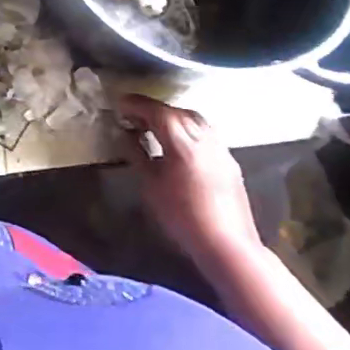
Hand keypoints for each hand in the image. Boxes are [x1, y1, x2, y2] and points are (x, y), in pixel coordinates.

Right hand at [118, 94, 262, 274]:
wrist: (228, 246)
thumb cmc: (182, 217)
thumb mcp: (151, 186)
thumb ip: (137, 154)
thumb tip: (126, 134)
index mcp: (183, 142)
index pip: (157, 112)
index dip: (137, 104)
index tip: (120, 103)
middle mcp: (204, 138)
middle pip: (177, 112)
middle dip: (154, 110)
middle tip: (133, 115)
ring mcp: (220, 148)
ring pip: (194, 119)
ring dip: (172, 117)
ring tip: (154, 126)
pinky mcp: (229, 160)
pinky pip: (205, 132)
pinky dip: (187, 128)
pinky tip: (179, 142)